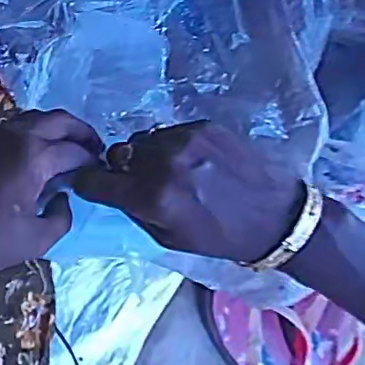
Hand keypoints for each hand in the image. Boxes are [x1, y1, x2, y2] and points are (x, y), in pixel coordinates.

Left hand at [0, 110, 102, 294]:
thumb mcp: (38, 240)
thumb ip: (63, 215)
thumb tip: (63, 197)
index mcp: (33, 157)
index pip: (75, 151)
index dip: (92, 162)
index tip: (101, 173)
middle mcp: (16, 137)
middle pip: (60, 119)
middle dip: (82, 132)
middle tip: (95, 150)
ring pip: (37, 118)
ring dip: (58, 129)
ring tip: (72, 150)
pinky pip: (17, 127)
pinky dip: (36, 133)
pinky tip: (42, 155)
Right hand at [73, 121, 302, 263]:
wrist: (276, 215)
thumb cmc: (220, 236)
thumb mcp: (169, 238)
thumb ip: (135, 210)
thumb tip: (112, 189)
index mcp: (152, 197)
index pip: (96, 180)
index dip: (88, 183)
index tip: (90, 183)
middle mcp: (163, 163)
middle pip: (118, 154)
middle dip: (122, 168)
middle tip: (139, 181)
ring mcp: (184, 139)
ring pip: (143, 140)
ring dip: (146, 155)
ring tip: (169, 171)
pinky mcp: (202, 125)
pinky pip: (168, 132)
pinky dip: (170, 145)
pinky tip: (190, 161)